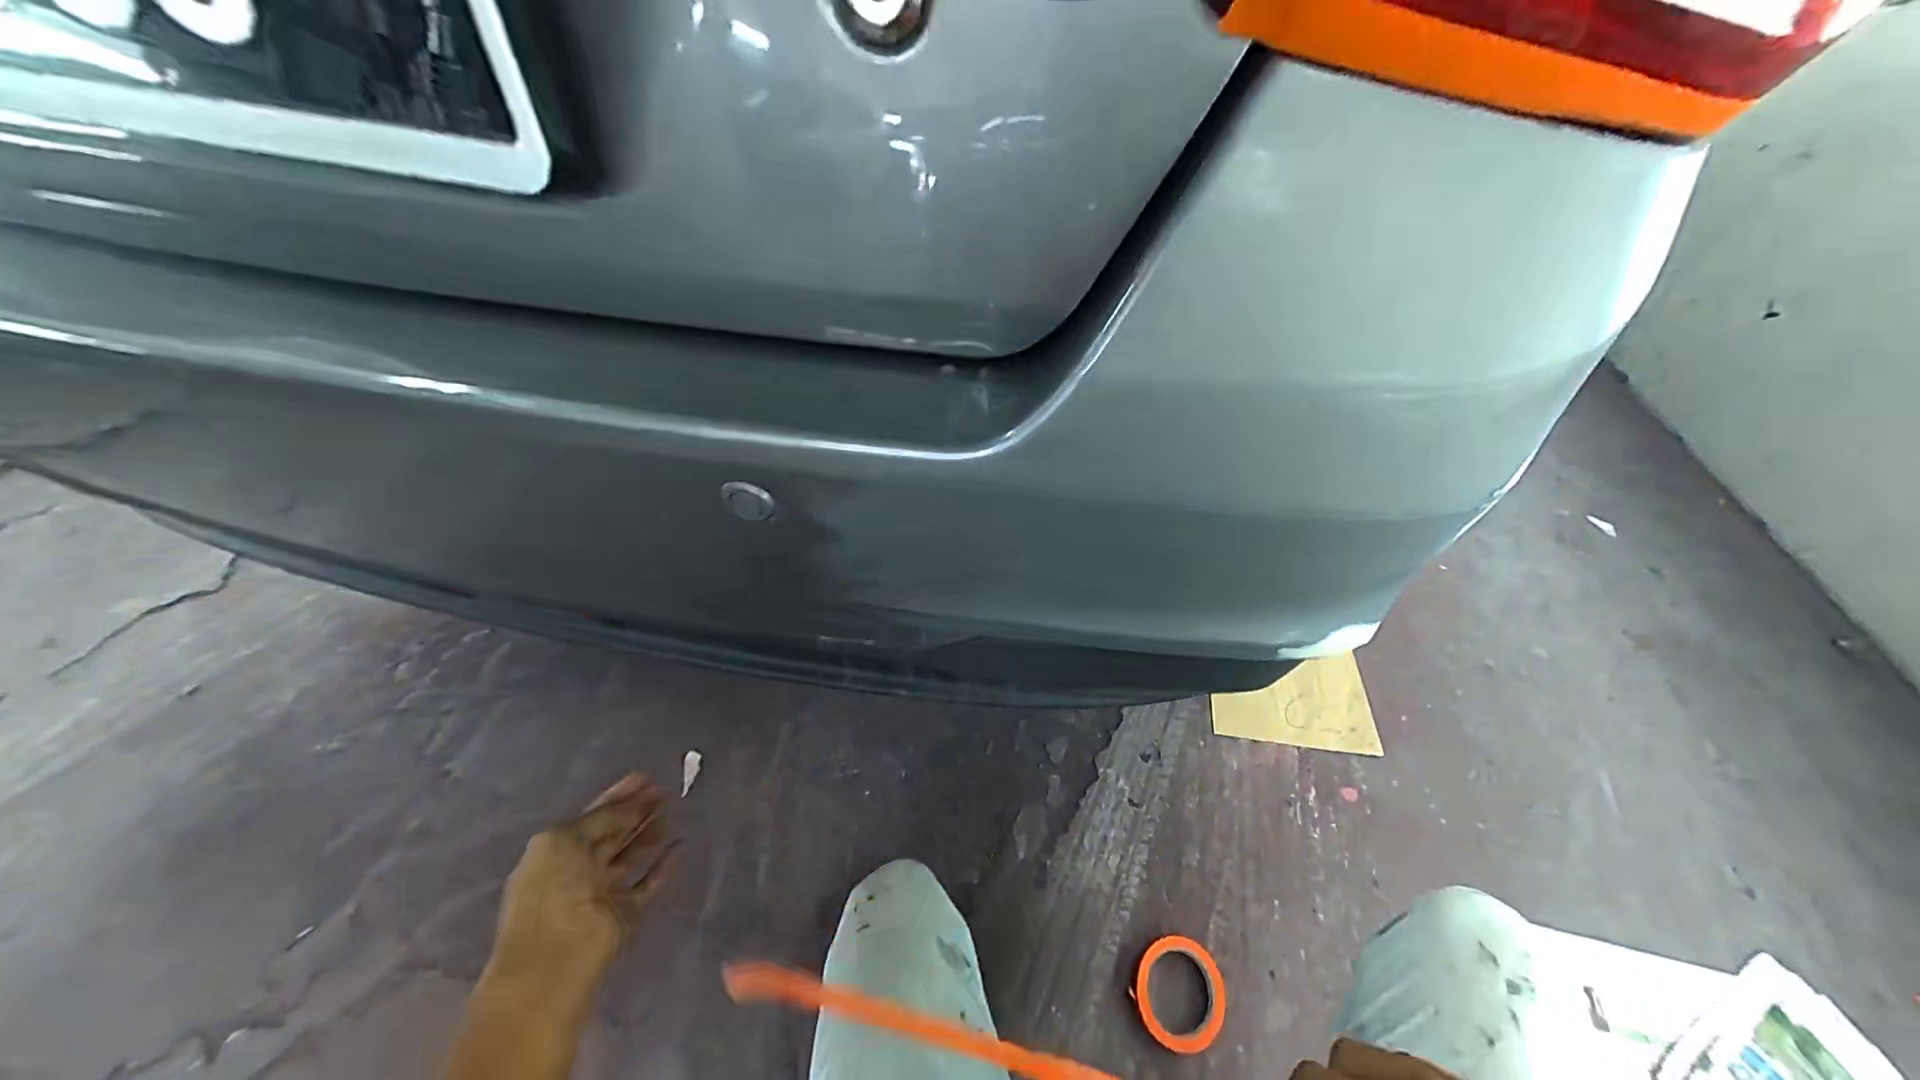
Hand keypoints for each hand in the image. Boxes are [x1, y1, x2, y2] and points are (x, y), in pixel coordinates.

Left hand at [447, 774, 676, 1079]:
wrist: (557, 955)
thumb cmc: (551, 891)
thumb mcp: (566, 839)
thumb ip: (602, 817)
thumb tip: (631, 804)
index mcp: (556, 851)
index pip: (593, 816)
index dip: (618, 796)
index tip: (645, 776)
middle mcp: (578, 869)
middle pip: (614, 833)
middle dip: (638, 809)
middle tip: (666, 788)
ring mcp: (603, 892)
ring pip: (632, 855)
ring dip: (651, 832)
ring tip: (674, 809)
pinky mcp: (626, 913)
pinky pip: (649, 883)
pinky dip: (664, 865)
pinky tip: (679, 844)